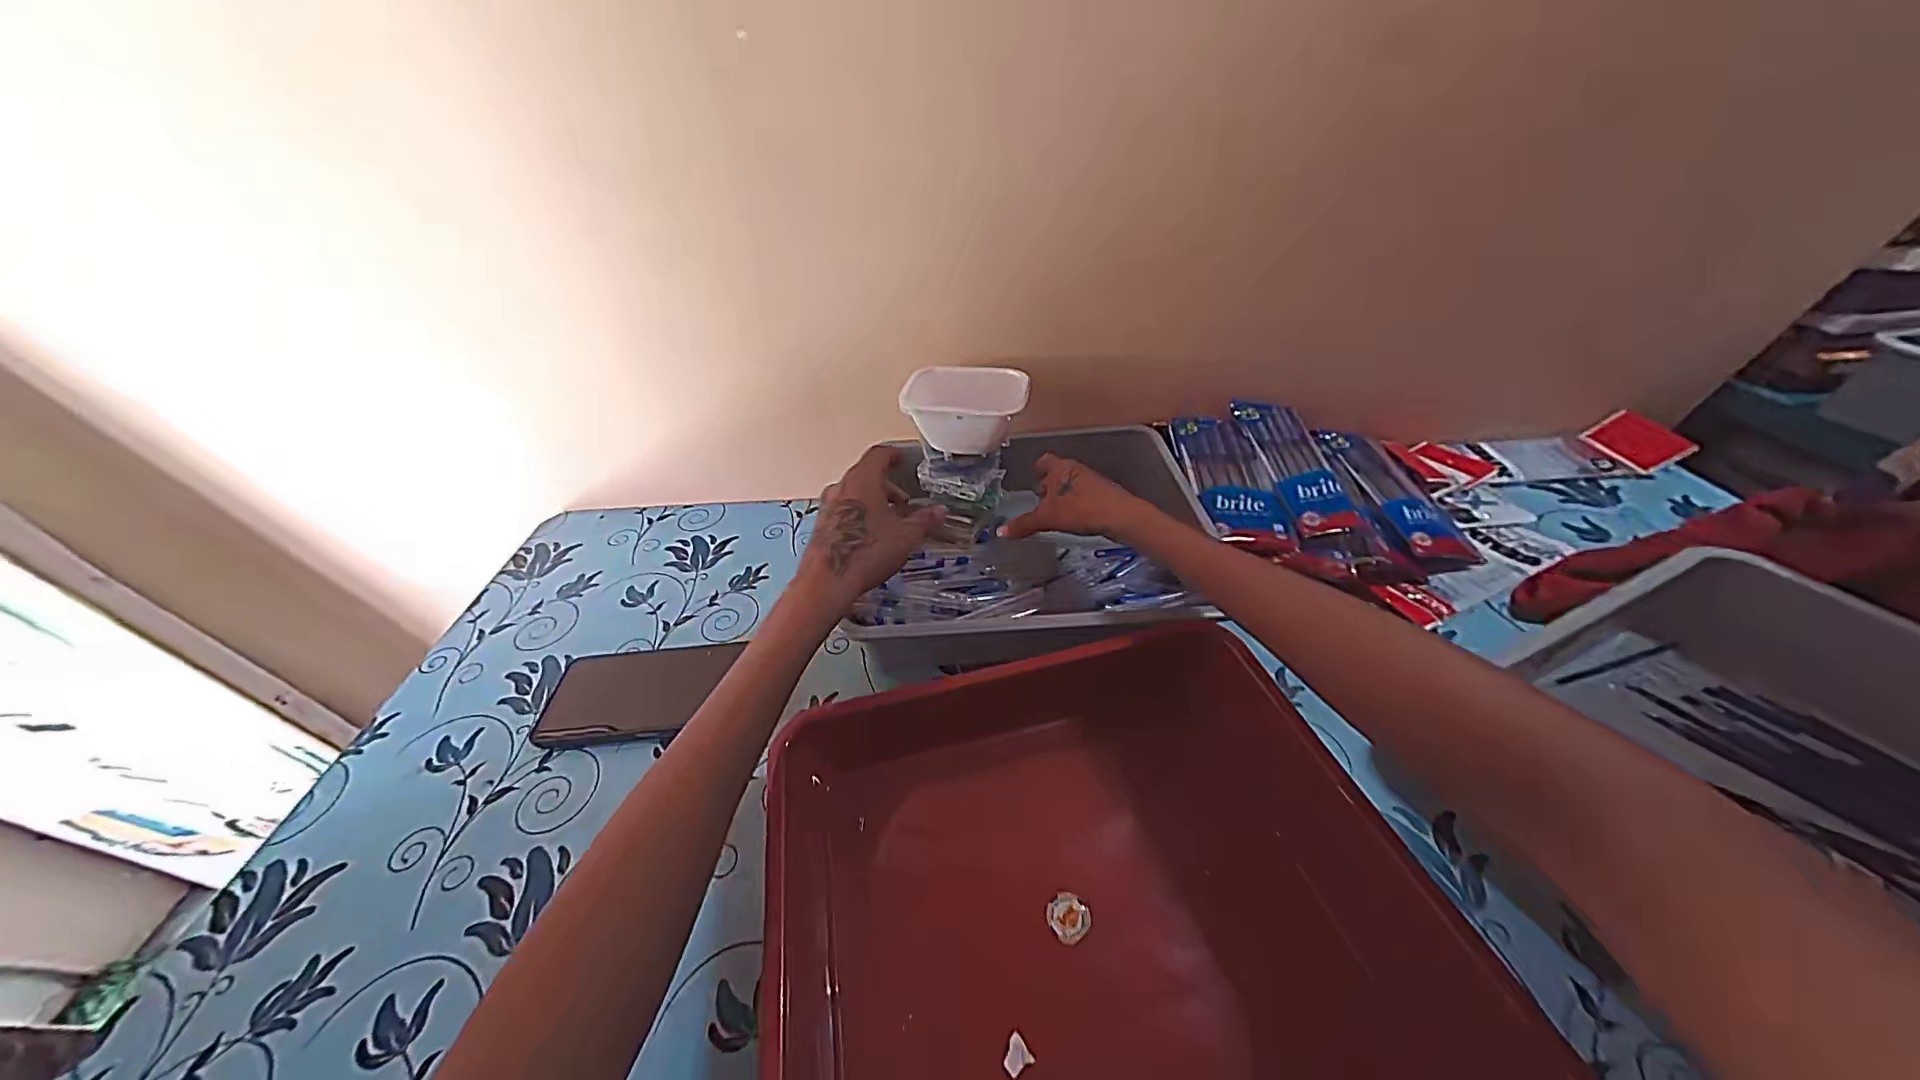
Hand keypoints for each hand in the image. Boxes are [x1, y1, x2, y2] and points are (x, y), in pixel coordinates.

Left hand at [795, 446, 945, 607]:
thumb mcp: (906, 536)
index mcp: (862, 480)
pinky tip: (871, 536)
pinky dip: (858, 517)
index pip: (878, 455)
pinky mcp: (822, 527)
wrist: (828, 581)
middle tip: (901, 498)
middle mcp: (841, 488)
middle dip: (886, 485)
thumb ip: (925, 520)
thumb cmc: (864, 552)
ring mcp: (828, 508)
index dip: (893, 455)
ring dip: (871, 501)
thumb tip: (938, 513)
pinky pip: (843, 513)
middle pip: (864, 475)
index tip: (900, 458)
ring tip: (889, 520)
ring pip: (853, 494)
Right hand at [1000, 454, 1155, 539]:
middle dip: (1049, 485)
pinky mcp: (1103, 492)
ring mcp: (1092, 480)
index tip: (1033, 480)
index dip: (1037, 470)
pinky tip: (1075, 518)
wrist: (1120, 516)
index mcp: (1059, 468)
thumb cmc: (1080, 510)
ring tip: (1056, 512)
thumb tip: (1000, 532)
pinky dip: (1076, 502)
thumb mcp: (1047, 519)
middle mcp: (1075, 468)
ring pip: (1071, 483)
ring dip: (1063, 495)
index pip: (1044, 461)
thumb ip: (1024, 524)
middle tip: (1040, 501)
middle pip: (1057, 473)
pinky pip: (1083, 493)